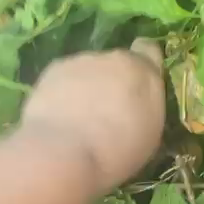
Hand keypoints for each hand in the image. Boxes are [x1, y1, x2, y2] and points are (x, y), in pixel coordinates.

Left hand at [19, 39, 165, 192]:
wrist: (66, 152)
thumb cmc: (116, 152)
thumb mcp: (147, 135)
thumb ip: (144, 108)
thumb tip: (134, 103)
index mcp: (145, 75)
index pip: (149, 52)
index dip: (142, 65)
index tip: (135, 84)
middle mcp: (116, 59)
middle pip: (115, 64)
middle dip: (111, 82)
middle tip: (102, 113)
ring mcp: (83, 60)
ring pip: (87, 70)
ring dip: (85, 87)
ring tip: (76, 118)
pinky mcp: (55, 68)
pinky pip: (63, 76)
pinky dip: (62, 91)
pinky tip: (57, 115)